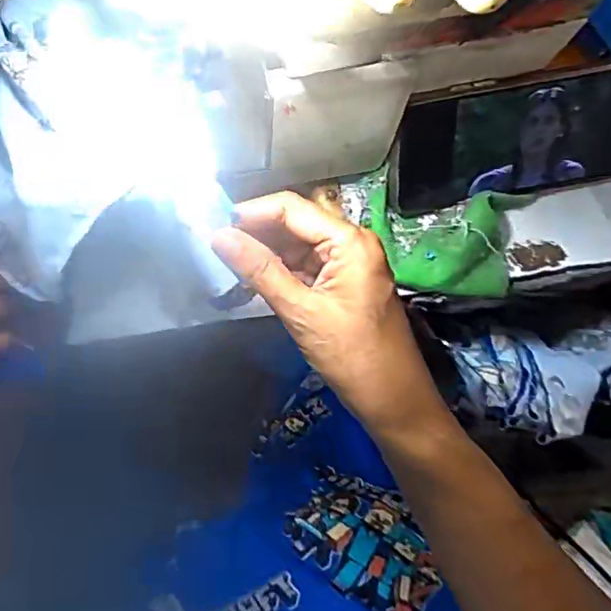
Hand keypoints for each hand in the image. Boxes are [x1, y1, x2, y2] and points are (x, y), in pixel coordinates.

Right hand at [211, 192, 449, 437]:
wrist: (395, 402)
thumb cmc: (354, 357)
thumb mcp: (301, 311)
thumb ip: (259, 270)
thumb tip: (219, 237)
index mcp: (349, 241)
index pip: (291, 208)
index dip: (251, 212)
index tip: (215, 224)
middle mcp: (350, 242)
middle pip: (294, 221)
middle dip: (255, 230)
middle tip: (217, 243)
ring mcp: (347, 262)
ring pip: (295, 242)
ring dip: (263, 249)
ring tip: (228, 259)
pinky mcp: (340, 281)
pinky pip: (303, 263)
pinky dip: (277, 267)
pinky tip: (251, 276)